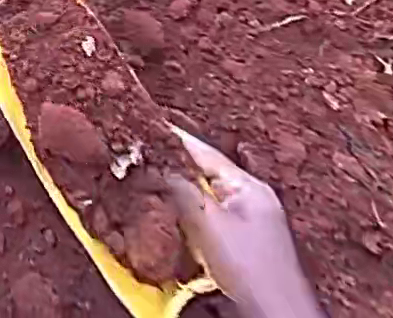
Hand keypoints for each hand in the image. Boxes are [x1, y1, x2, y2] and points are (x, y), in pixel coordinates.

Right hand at [164, 127, 324, 317]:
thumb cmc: (249, 269)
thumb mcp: (208, 222)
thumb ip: (180, 187)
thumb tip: (154, 161)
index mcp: (248, 186)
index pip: (203, 151)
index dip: (173, 137)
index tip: (147, 123)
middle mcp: (252, 198)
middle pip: (204, 171)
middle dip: (173, 164)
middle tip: (140, 151)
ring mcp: (251, 222)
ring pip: (205, 194)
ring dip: (180, 189)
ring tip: (149, 176)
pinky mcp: (245, 244)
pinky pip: (210, 215)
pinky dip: (190, 211)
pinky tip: (171, 212)